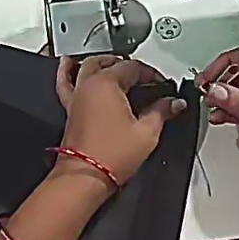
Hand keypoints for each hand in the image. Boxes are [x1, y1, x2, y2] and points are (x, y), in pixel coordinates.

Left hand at [54, 55, 186, 187]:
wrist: (85, 176)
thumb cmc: (110, 155)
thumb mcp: (146, 132)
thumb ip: (161, 112)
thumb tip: (173, 103)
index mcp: (108, 83)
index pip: (133, 67)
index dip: (150, 74)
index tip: (162, 85)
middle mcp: (88, 85)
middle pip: (110, 63)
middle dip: (129, 66)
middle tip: (145, 78)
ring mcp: (77, 96)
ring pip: (87, 67)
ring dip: (103, 63)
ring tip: (115, 64)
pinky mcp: (70, 109)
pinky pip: (65, 83)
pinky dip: (66, 71)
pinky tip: (67, 64)